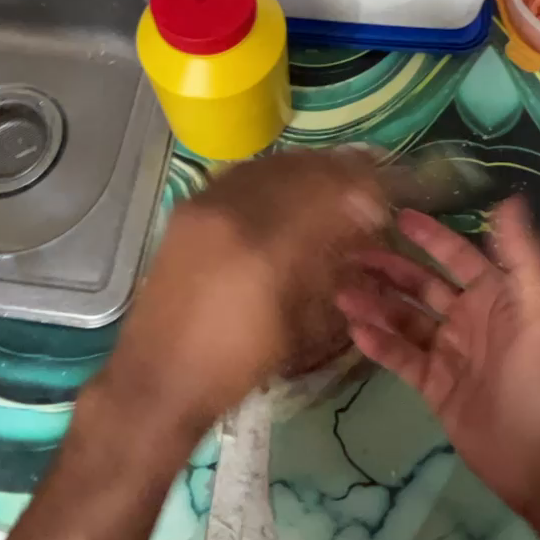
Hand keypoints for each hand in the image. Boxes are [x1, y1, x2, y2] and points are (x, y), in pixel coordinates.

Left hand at [102, 147, 386, 427]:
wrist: (158, 376)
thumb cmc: (238, 364)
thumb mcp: (301, 325)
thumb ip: (333, 268)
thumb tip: (364, 230)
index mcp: (269, 249)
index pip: (331, 194)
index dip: (364, 190)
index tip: (381, 202)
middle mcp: (236, 212)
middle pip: (304, 169)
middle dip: (342, 172)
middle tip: (363, 187)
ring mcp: (207, 202)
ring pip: (273, 164)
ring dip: (310, 169)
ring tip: (330, 184)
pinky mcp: (189, 204)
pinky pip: (244, 173)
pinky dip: (275, 175)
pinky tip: (289, 188)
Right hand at [336, 197, 539, 512]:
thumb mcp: (539, 309)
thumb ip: (521, 255)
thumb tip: (509, 200)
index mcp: (496, 295)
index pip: (456, 255)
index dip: (429, 235)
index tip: (396, 216)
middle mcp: (469, 317)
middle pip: (421, 284)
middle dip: (389, 268)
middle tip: (351, 254)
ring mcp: (449, 352)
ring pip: (405, 319)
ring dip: (376, 304)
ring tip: (342, 292)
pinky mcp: (434, 386)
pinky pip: (401, 357)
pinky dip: (379, 343)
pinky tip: (355, 330)